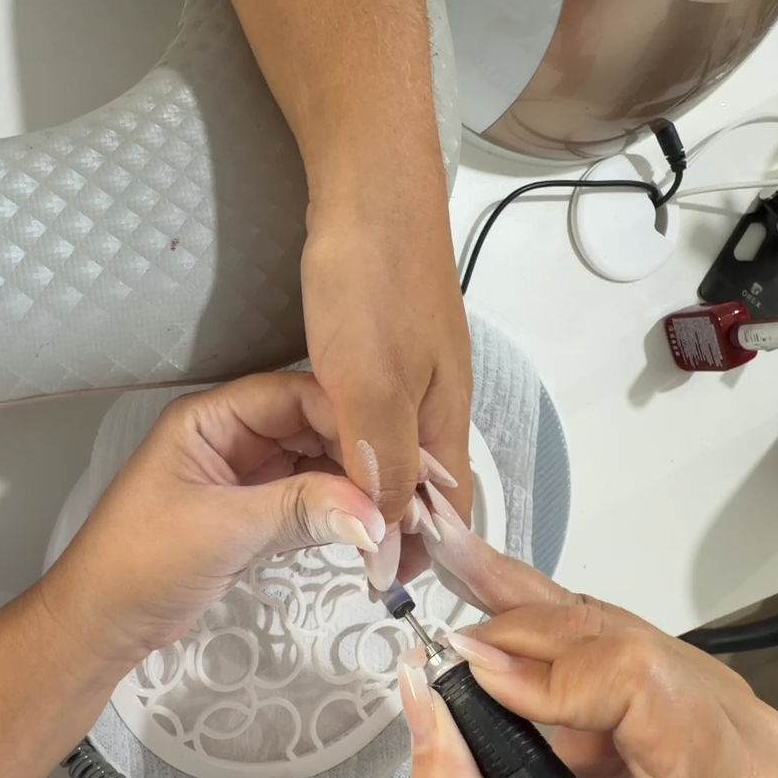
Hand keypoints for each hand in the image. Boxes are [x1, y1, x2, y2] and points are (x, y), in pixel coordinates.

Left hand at [39, 371, 388, 667]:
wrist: (105, 622)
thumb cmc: (140, 562)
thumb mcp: (222, 528)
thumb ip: (299, 510)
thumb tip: (375, 512)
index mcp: (212, 418)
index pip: (294, 396)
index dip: (349, 418)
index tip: (397, 452)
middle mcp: (232, 437)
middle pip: (313, 429)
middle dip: (361, 457)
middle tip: (415, 489)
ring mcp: (245, 475)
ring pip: (316, 466)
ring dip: (356, 489)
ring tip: (404, 514)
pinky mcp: (254, 513)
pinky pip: (309, 500)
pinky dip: (339, 514)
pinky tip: (372, 529)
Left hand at [300, 181, 471, 590]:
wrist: (368, 189)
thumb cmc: (370, 285)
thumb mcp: (371, 380)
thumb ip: (384, 453)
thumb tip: (390, 525)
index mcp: (441, 416)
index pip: (444, 504)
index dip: (420, 548)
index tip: (387, 587)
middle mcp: (434, 397)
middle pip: (426, 480)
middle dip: (400, 524)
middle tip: (360, 563)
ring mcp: (410, 368)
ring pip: (399, 446)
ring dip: (378, 487)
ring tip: (343, 523)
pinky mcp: (384, 345)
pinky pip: (377, 415)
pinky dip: (360, 447)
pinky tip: (333, 452)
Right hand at [402, 501, 777, 777]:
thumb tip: (420, 685)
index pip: (634, 679)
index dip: (547, 669)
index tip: (473, 670)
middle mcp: (731, 716)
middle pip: (608, 629)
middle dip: (512, 628)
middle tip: (447, 640)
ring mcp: (707, 676)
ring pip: (591, 610)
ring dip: (510, 599)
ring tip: (446, 557)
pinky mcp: (672, 651)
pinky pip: (588, 607)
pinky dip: (521, 590)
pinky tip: (471, 560)